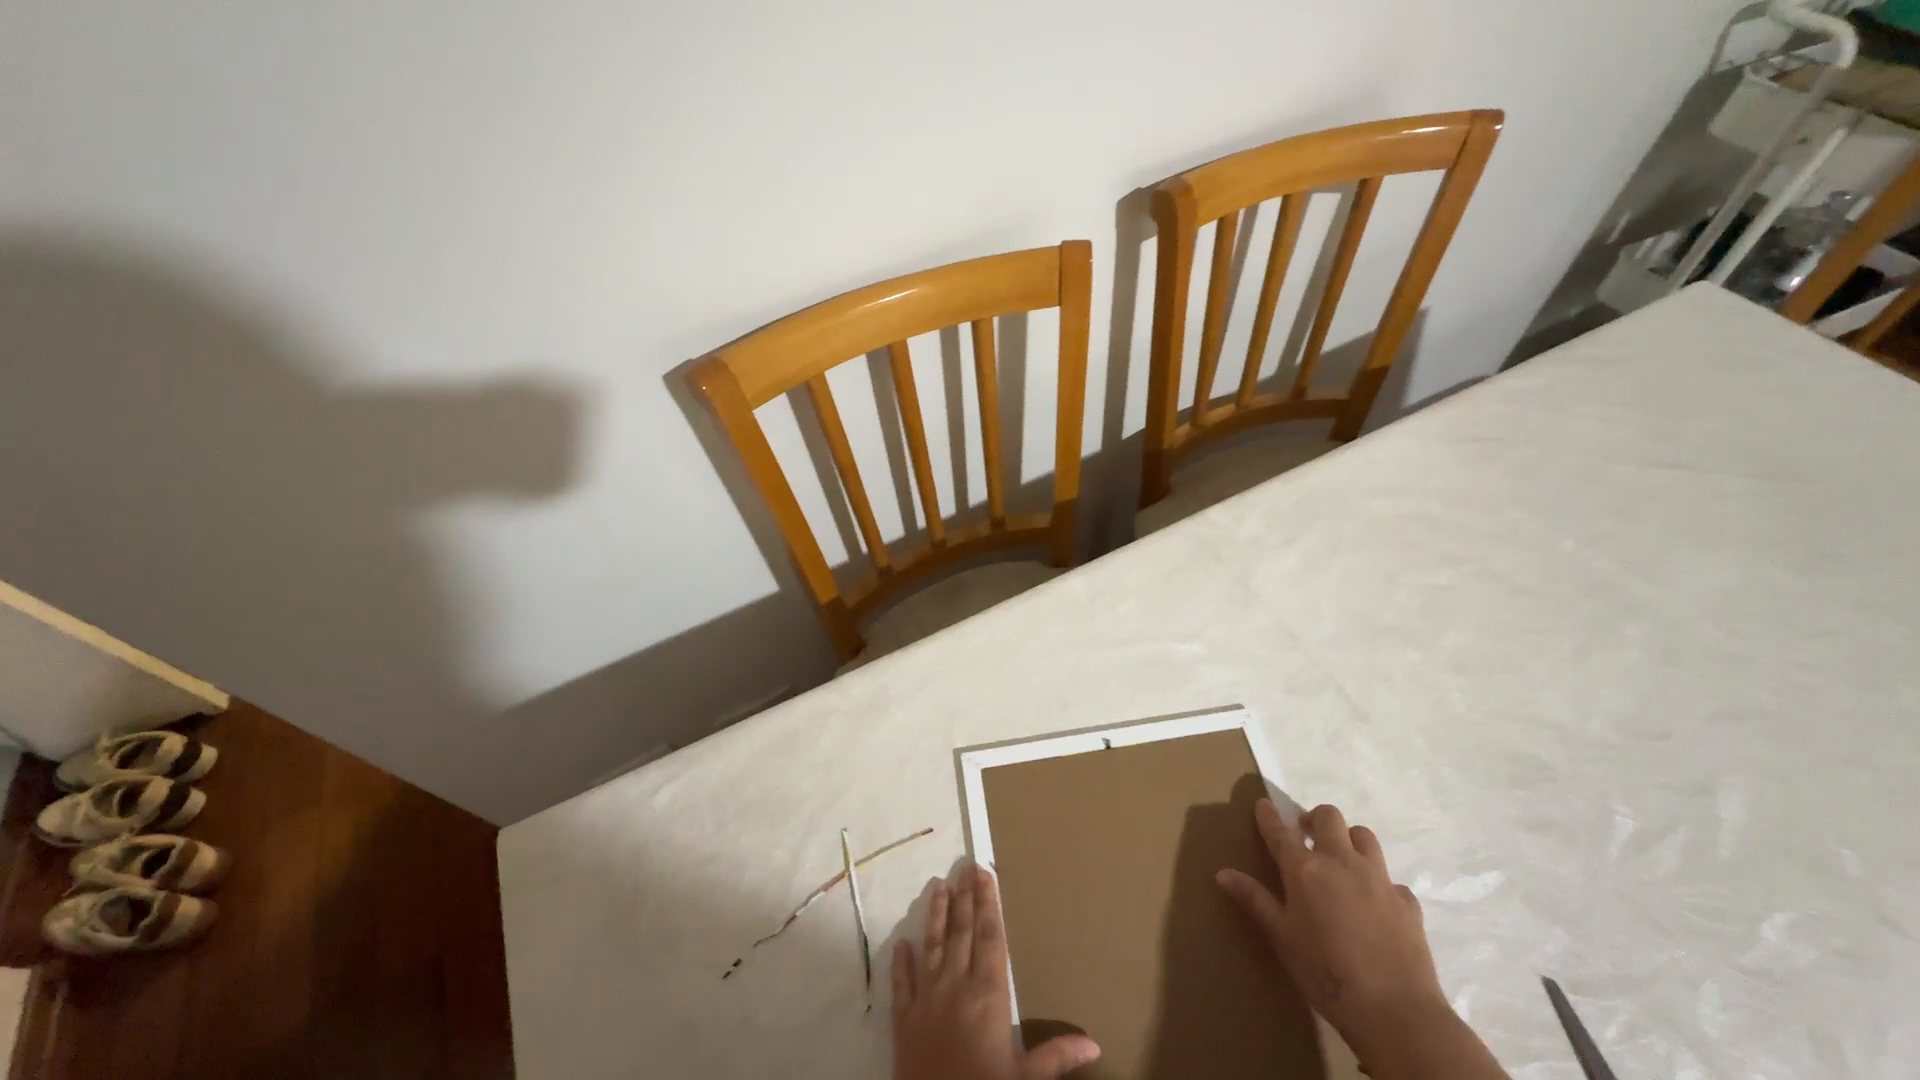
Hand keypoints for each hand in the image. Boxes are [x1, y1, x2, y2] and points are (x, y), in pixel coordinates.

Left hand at [892, 865, 1100, 1079]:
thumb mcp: (1025, 1078)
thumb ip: (1056, 1056)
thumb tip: (1095, 1042)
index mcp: (988, 994)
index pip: (989, 938)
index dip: (988, 905)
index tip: (985, 875)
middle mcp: (955, 987)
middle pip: (960, 934)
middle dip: (964, 899)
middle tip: (964, 866)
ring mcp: (926, 1000)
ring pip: (932, 948)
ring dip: (935, 917)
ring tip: (937, 887)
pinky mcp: (903, 1020)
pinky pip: (902, 984)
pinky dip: (901, 962)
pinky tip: (901, 943)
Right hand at [1215, 802, 1461, 1066]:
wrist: (1394, 1008)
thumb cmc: (1325, 973)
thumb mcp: (1282, 937)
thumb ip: (1255, 900)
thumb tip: (1223, 873)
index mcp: (1305, 870)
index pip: (1281, 832)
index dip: (1269, 816)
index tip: (1263, 804)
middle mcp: (1342, 863)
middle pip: (1330, 817)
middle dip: (1315, 819)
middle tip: (1307, 836)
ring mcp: (1379, 879)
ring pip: (1364, 836)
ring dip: (1349, 840)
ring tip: (1341, 860)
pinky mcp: (1407, 901)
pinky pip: (1390, 879)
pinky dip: (1378, 883)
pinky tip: (1374, 906)